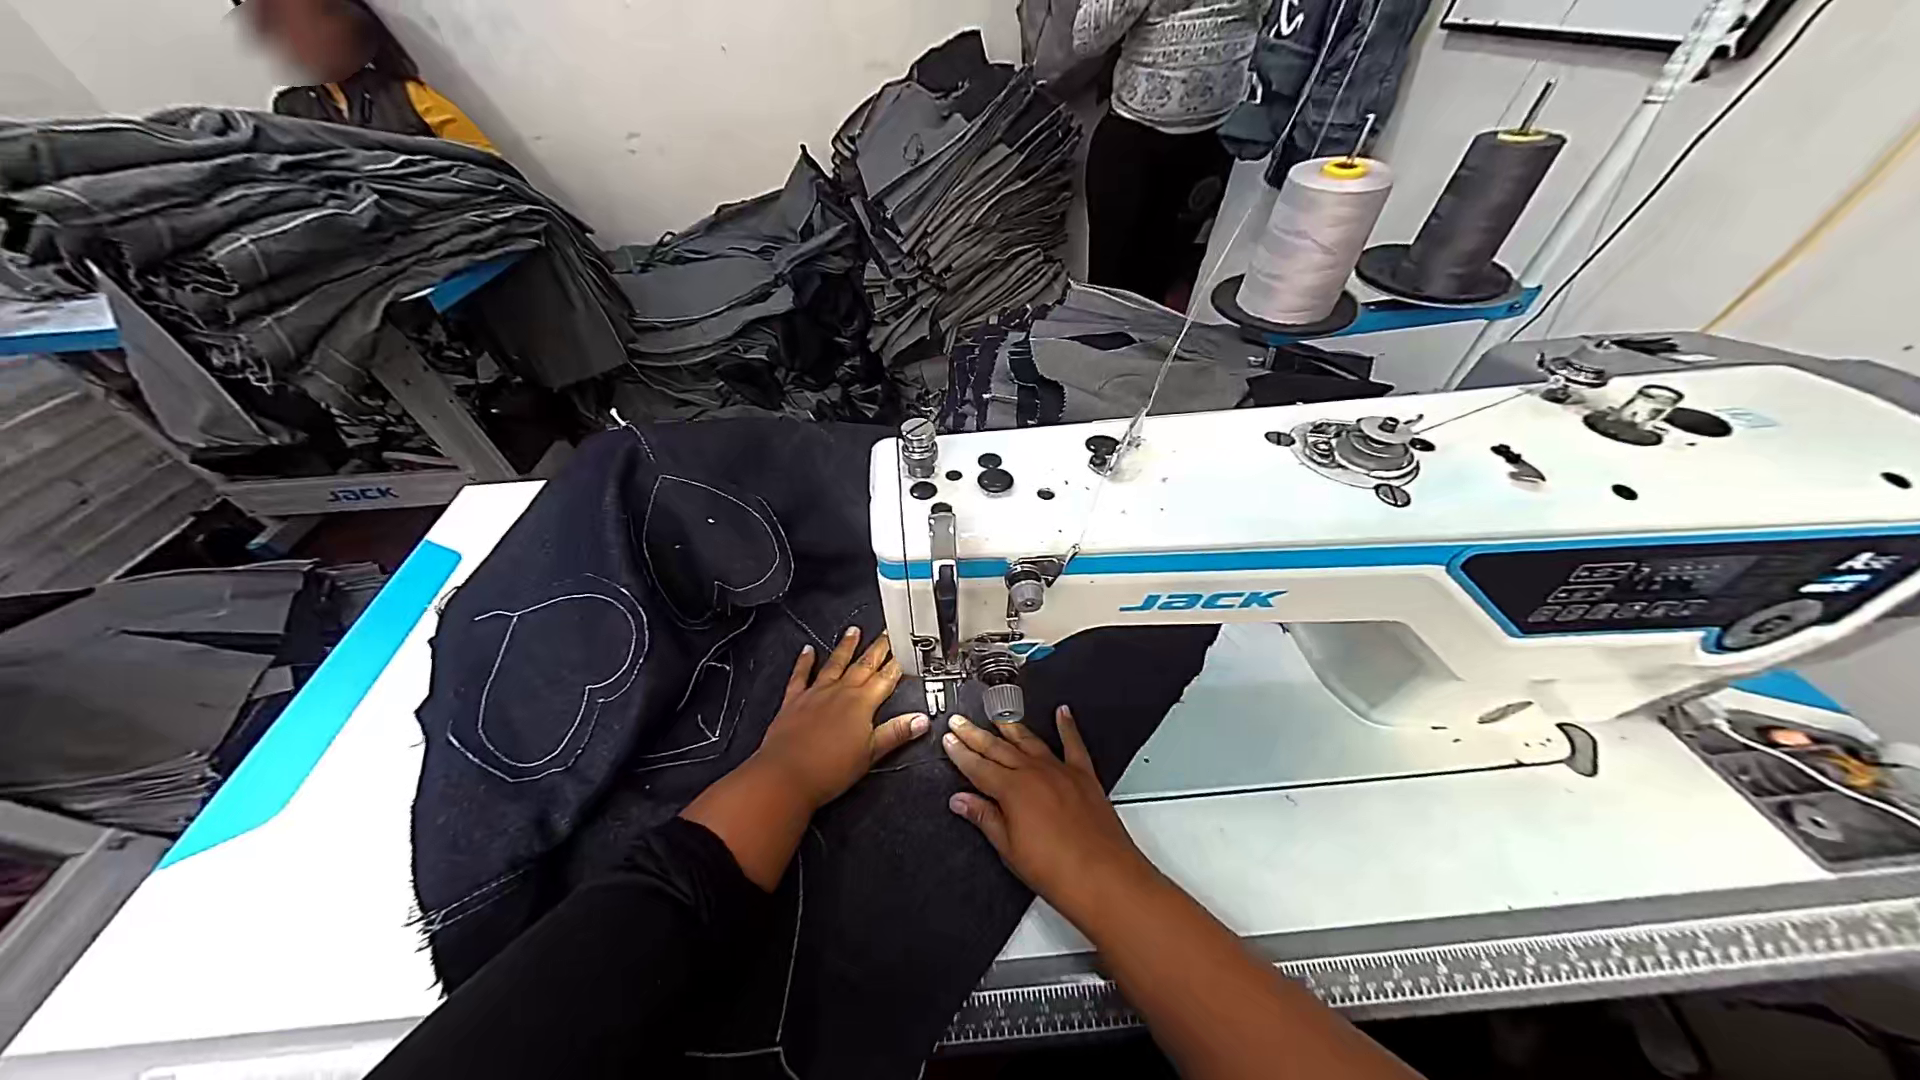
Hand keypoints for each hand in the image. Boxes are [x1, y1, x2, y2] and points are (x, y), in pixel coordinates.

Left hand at [753, 627, 929, 811]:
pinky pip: (801, 675)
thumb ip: (896, 733)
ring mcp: (816, 693)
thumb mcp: (871, 754)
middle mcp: (840, 692)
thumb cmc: (828, 769)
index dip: (897, 665)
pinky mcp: (794, 701)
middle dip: (877, 648)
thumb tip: (920, 721)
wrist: (785, 776)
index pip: (886, 678)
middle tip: (886, 634)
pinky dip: (804, 661)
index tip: (905, 653)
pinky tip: (807, 650)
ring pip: (835, 663)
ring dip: (846, 647)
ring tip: (853, 631)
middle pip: (864, 664)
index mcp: (862, 703)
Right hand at [942, 706, 1157, 918]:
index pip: (977, 766)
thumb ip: (984, 817)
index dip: (960, 752)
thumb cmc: (1059, 870)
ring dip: (1010, 727)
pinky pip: (1073, 744)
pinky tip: (1062, 714)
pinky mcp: (1083, 776)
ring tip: (997, 716)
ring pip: (1029, 741)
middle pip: (998, 748)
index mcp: (1012, 790)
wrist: (1103, 877)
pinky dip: (1067, 726)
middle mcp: (1035, 773)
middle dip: (975, 734)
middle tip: (960, 722)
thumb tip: (962, 801)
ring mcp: (1060, 771)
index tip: (950, 740)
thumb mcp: (1009, 848)